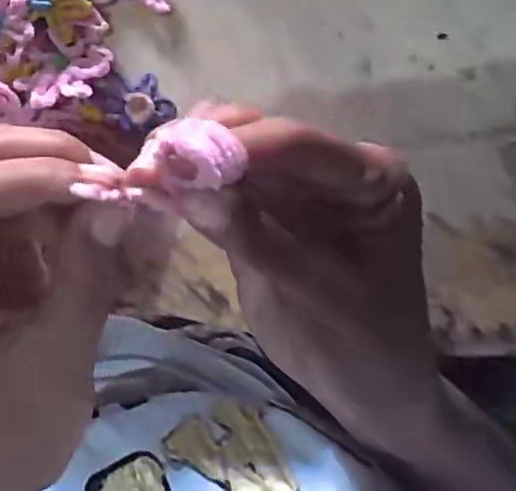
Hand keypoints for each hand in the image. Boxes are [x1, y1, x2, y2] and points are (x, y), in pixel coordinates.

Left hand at [0, 126, 128, 489]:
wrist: (3, 437)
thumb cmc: (24, 415)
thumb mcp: (62, 358)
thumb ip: (86, 277)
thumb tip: (115, 200)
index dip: (34, 177)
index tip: (99, 188)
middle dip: (45, 152)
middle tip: (108, 176)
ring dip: (57, 158)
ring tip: (110, 184)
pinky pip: (22, 178)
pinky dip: (62, 177)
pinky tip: (96, 197)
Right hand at [148, 104, 438, 446]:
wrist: (362, 387)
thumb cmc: (358, 342)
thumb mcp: (311, 290)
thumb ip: (249, 234)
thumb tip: (181, 184)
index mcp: (369, 175)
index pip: (296, 141)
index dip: (235, 143)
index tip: (179, 156)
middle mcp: (326, 162)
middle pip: (255, 129)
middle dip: (200, 141)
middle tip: (151, 161)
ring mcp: (289, 175)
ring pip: (226, 139)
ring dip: (183, 151)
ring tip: (146, 171)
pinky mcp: (256, 193)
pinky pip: (213, 171)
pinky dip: (181, 175)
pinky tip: (151, 183)